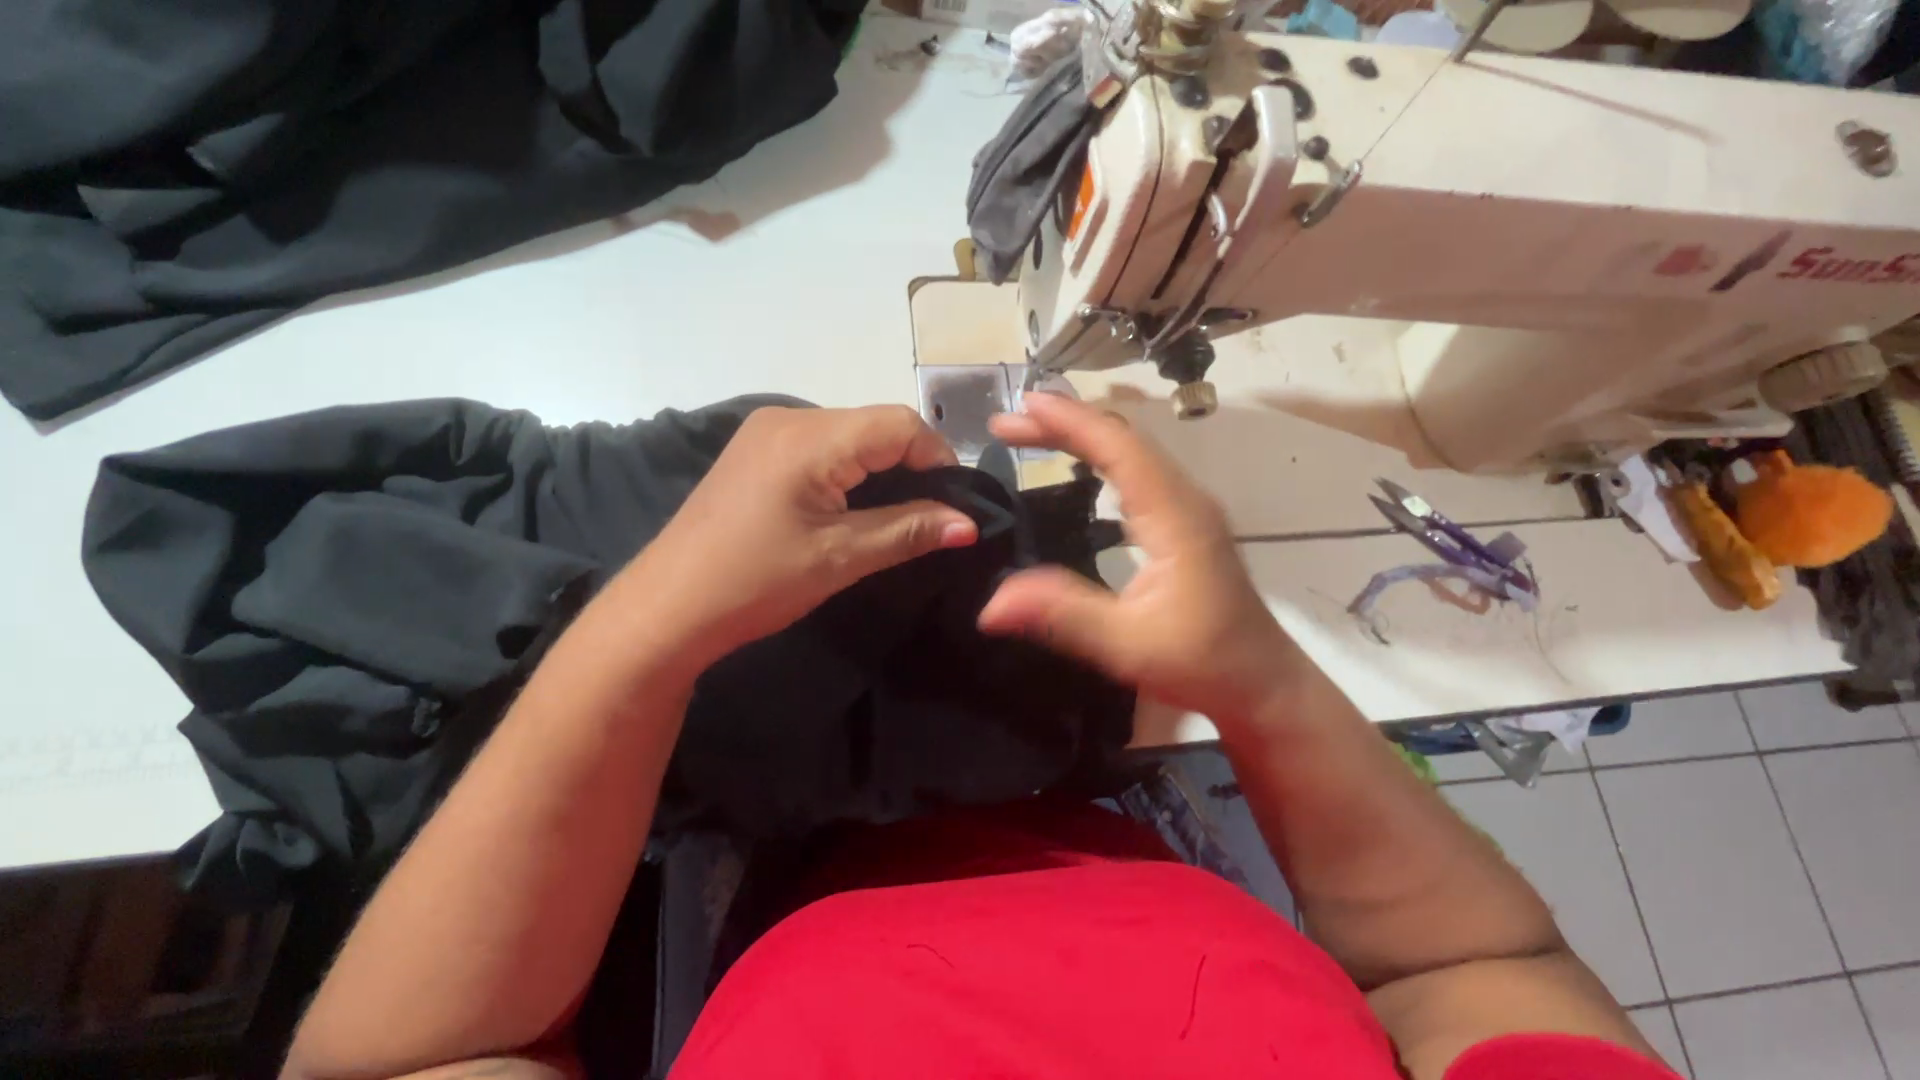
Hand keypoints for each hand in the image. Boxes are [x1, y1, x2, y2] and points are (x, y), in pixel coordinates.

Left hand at [614, 405, 977, 667]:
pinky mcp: (754, 451)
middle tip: (931, 515)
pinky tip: (851, 508)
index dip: (937, 459)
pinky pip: (820, 446)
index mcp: (811, 437)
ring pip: (849, 435)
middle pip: (874, 425)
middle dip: (911, 465)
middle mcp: (788, 418)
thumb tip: (969, 524)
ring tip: (896, 516)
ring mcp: (766, 432)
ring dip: (880, 469)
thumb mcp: (841, 557)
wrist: (669, 607)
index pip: (899, 424)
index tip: (955, 506)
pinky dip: (848, 471)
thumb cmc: (757, 582)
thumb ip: (909, 530)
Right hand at [976, 393, 1299, 723]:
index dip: (1070, 421)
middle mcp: (1185, 499)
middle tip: (1008, 425)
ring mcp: (1189, 509)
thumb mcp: (1128, 644)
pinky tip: (1076, 467)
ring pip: (1132, 452)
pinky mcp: (1185, 524)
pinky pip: (1138, 472)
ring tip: (1032, 432)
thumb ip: (1062, 615)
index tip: (1021, 407)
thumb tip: (990, 604)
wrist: (1263, 684)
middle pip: (1124, 439)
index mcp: (1176, 515)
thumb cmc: (1204, 663)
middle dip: (1066, 422)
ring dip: (1082, 436)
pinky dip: (1100, 457)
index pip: (1119, 447)